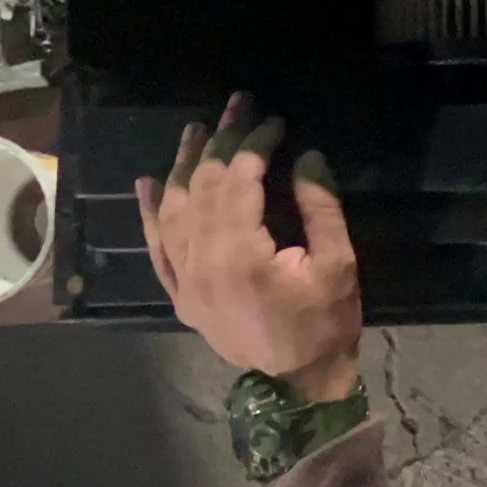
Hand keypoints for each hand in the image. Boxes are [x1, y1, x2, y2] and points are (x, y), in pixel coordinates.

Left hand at [136, 93, 361, 403]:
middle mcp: (199, 258)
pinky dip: (149, 211)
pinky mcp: (179, 292)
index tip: (276, 120)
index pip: (241, 180)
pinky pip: (155, 245)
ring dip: (185, 164)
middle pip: (204, 186)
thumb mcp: (338, 263)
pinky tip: (148, 181)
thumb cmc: (326, 322)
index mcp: (240, 251)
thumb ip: (321, 208)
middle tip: (239, 105)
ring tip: (199, 130)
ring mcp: (183, 277)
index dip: (256, 143)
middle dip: (223, 141)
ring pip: (173, 208)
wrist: (300, 381)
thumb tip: (307, 158)